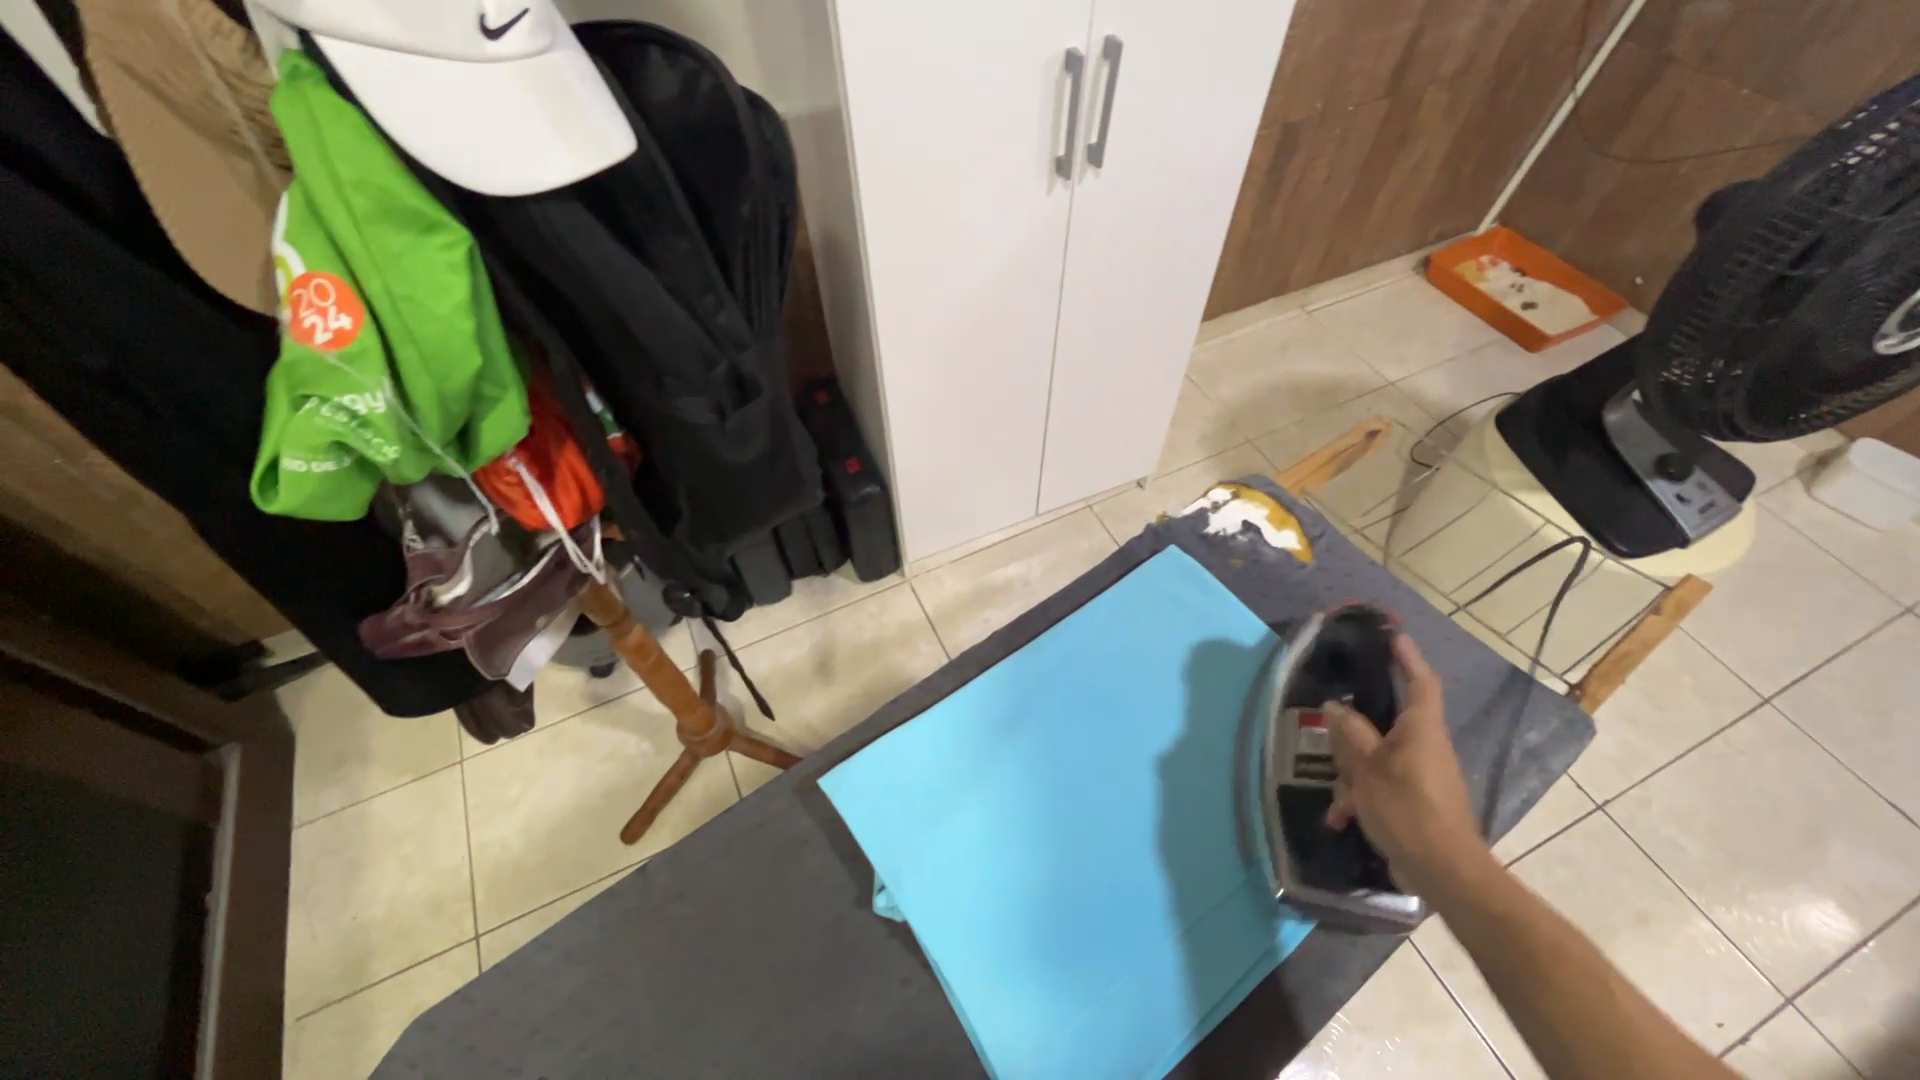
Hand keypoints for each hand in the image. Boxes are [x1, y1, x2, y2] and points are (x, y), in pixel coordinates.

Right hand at [1324, 634, 1493, 899]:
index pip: (1420, 682)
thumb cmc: (1408, 811)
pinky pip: (1382, 785)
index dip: (1407, 658)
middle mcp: (1426, 746)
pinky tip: (1342, 819)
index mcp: (1421, 730)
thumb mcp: (1367, 769)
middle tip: (1330, 730)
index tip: (1393, 636)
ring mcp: (1423, 774)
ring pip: (1379, 758)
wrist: (1445, 873)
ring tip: (1336, 801)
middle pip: (1388, 722)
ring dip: (1353, 775)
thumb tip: (1335, 707)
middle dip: (1356, 730)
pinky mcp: (1418, 800)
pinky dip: (1361, 798)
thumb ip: (1350, 734)